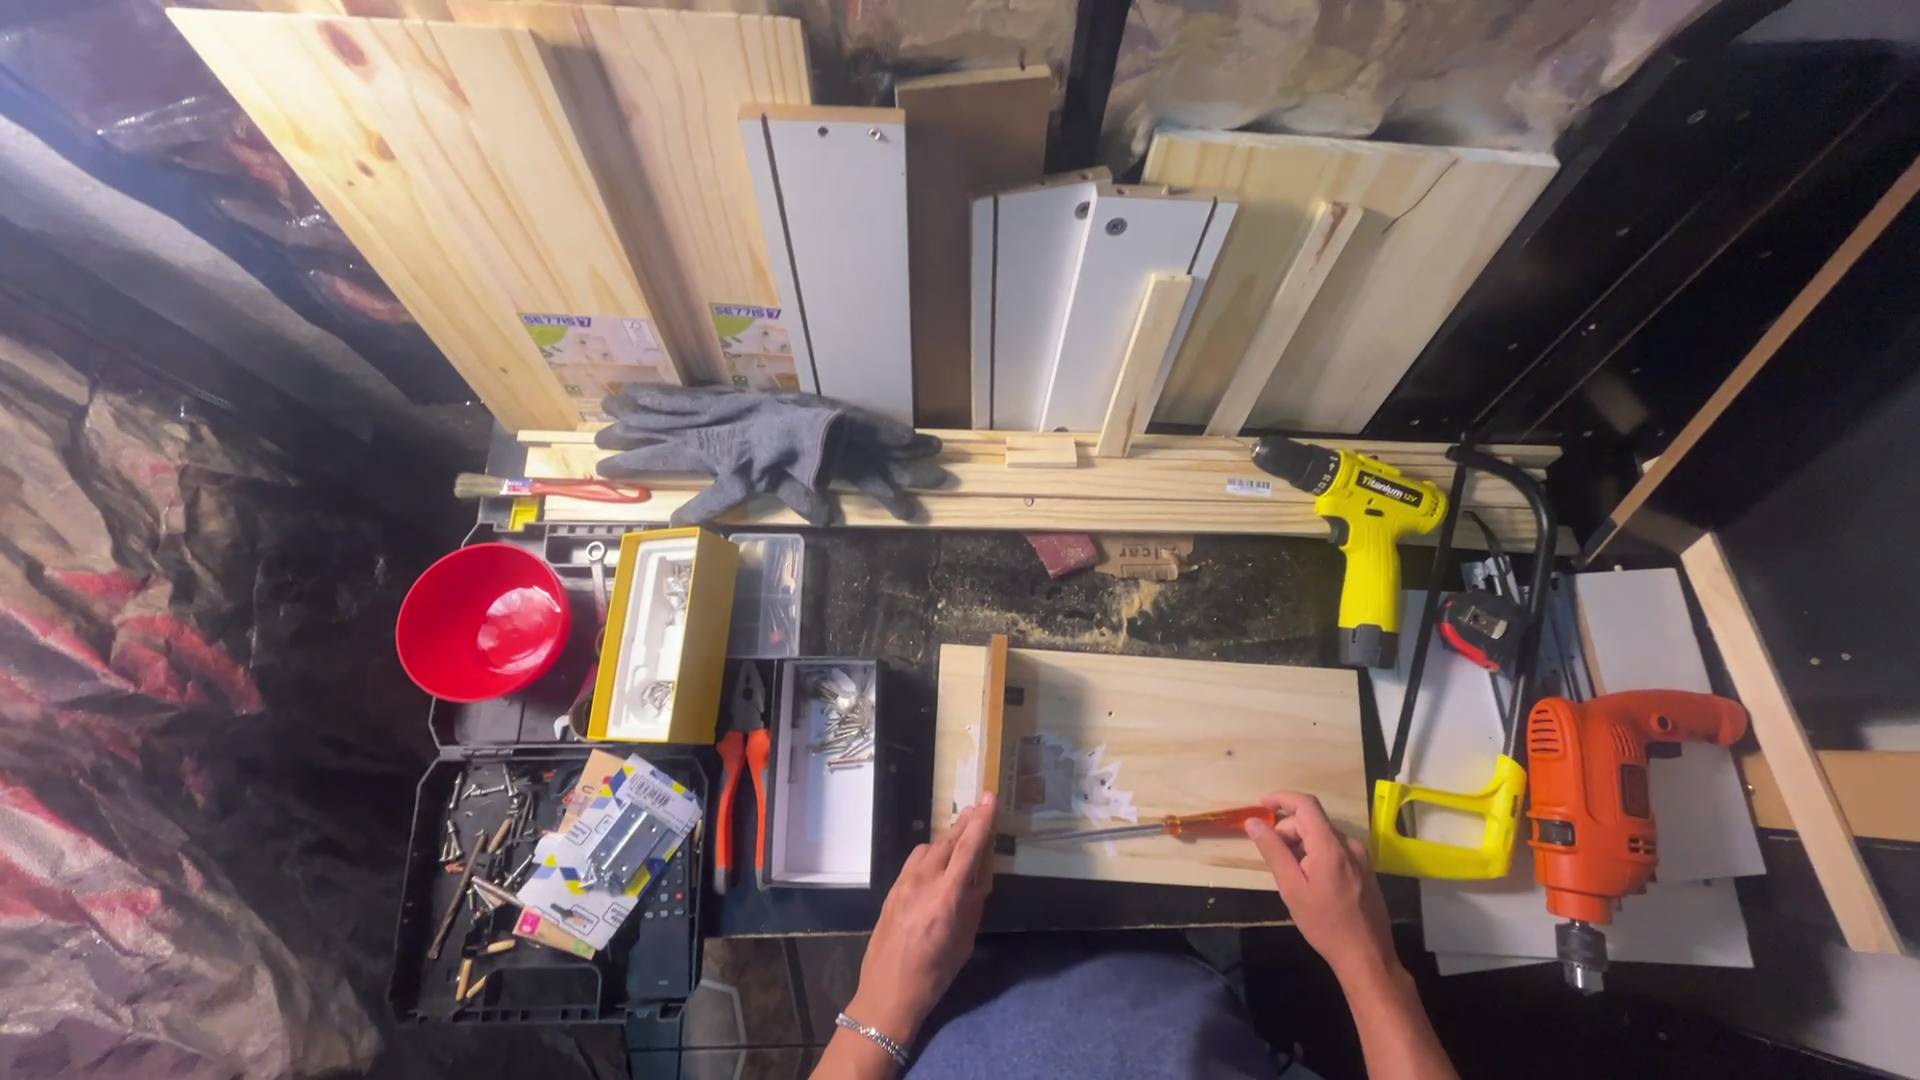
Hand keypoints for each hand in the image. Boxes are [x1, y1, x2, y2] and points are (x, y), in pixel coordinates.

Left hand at [847, 794, 995, 1043]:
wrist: (887, 993)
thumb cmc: (933, 974)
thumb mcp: (964, 943)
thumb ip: (972, 905)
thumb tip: (978, 878)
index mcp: (945, 898)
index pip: (968, 850)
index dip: (981, 822)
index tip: (989, 798)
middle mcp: (923, 882)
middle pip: (948, 842)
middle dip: (966, 825)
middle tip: (979, 809)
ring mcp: (904, 883)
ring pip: (930, 848)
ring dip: (948, 840)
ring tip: (962, 837)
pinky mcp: (892, 889)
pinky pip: (915, 861)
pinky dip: (931, 854)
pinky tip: (938, 861)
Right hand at [1245, 791, 1396, 982]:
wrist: (1367, 957)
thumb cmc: (1325, 923)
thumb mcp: (1291, 887)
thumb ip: (1272, 850)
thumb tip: (1253, 822)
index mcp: (1330, 845)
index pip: (1305, 804)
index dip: (1281, 798)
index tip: (1261, 805)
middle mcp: (1349, 844)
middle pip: (1311, 821)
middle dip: (1287, 831)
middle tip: (1272, 857)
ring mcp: (1360, 857)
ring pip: (1322, 836)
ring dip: (1301, 844)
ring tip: (1291, 874)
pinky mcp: (1365, 869)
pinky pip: (1334, 849)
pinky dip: (1315, 853)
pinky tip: (1310, 881)